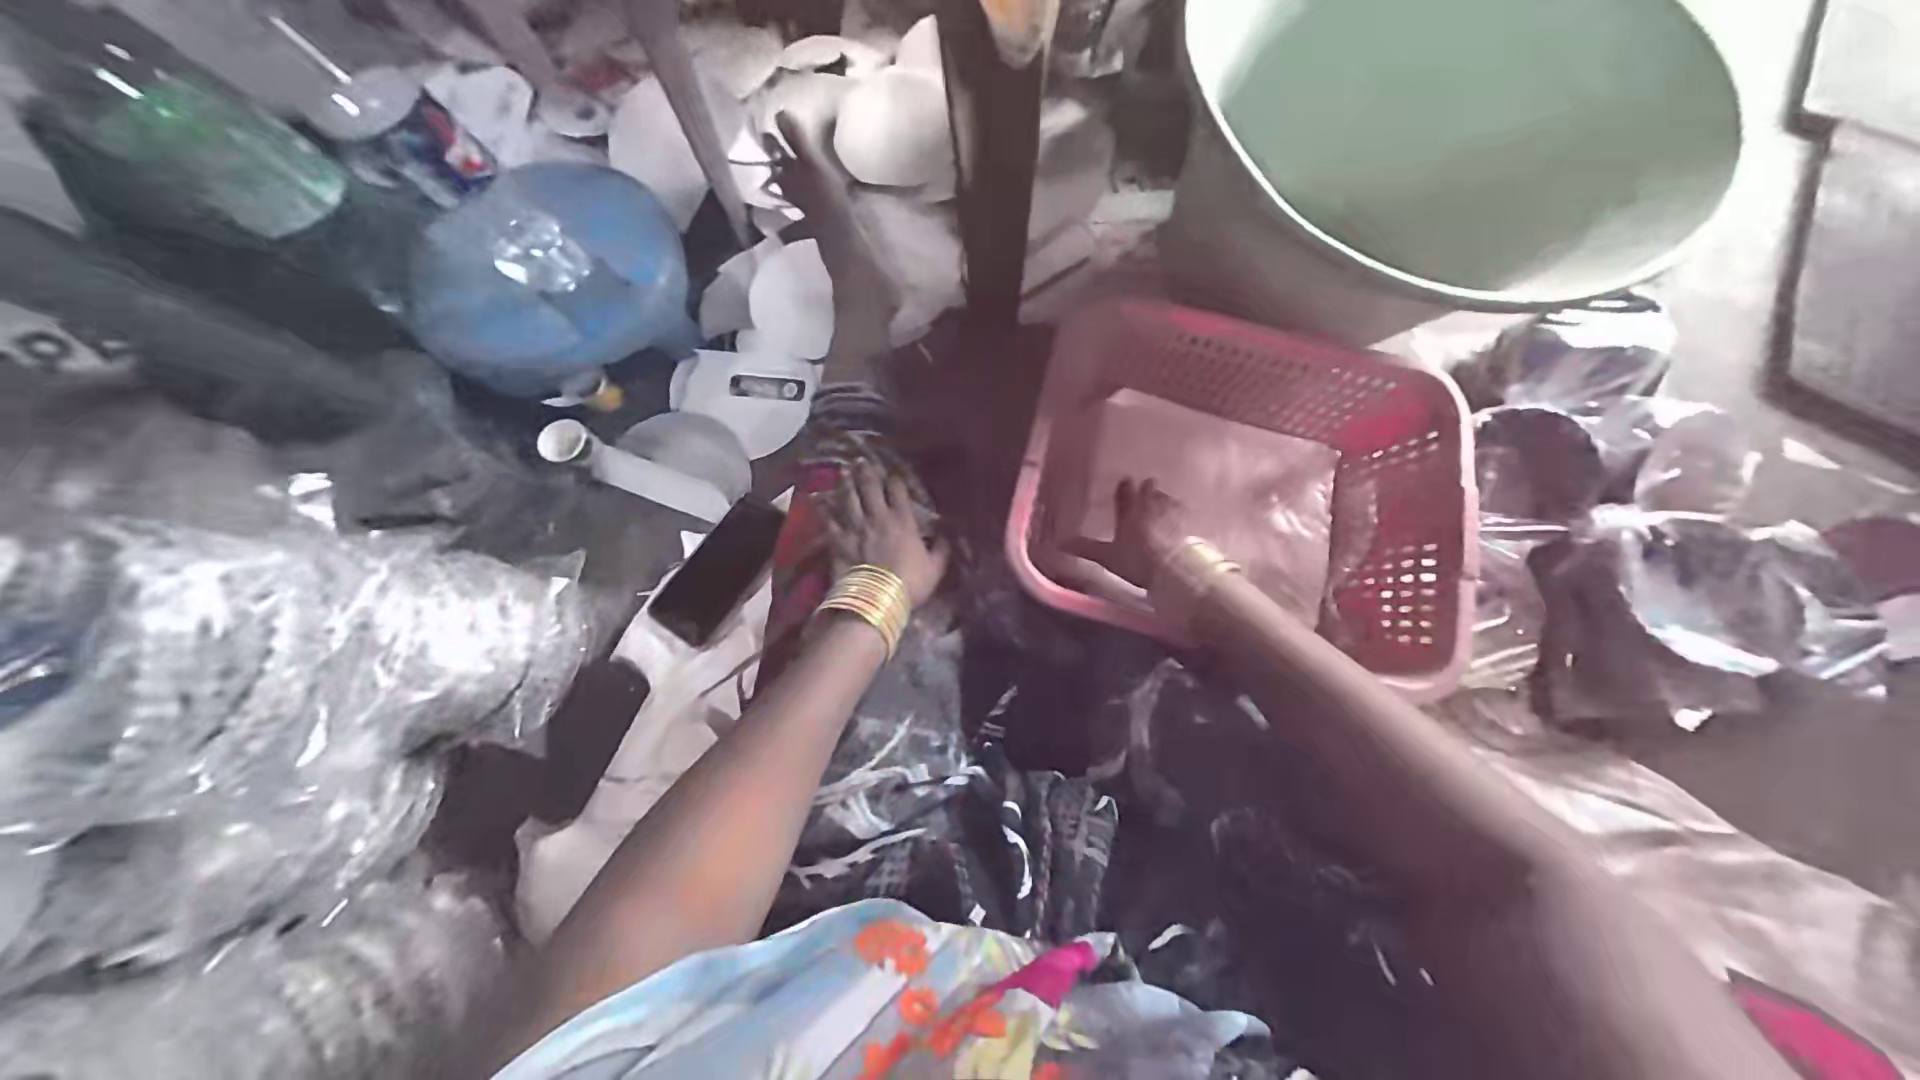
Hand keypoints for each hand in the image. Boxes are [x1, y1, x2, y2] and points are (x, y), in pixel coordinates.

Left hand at [824, 461, 949, 605]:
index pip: (899, 492)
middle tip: (861, 461)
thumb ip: (941, 549)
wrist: (877, 598)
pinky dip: (822, 507)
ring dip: (846, 482)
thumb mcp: (936, 567)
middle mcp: (878, 517)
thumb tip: (946, 536)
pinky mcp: (838, 539)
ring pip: (849, 497)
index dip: (896, 481)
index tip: (893, 475)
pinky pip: (828, 518)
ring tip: (843, 472)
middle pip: (870, 487)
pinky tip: (817, 497)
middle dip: (866, 472)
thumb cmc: (911, 583)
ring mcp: (856, 526)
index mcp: (903, 521)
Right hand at [1063, 478, 1189, 589]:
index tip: (1126, 479)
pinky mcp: (1189, 524)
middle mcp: (1150, 509)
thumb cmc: (1137, 560)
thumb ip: (1086, 548)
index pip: (1125, 498)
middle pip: (1149, 494)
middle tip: (1149, 481)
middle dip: (1147, 488)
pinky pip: (1183, 512)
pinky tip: (1182, 514)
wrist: (1174, 566)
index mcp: (1129, 514)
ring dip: (1164, 497)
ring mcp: (1172, 515)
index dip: (1124, 490)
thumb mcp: (1107, 557)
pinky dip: (1180, 511)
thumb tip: (1059, 542)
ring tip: (1164, 496)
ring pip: (1166, 500)